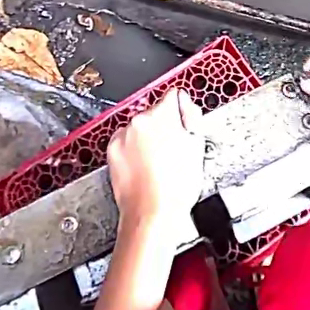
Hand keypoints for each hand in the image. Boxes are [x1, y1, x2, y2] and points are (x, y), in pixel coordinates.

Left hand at [107, 89, 205, 250]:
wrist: (152, 214)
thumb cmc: (175, 188)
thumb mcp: (197, 148)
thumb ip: (192, 118)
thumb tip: (185, 103)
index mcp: (162, 116)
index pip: (173, 95)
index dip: (182, 109)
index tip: (183, 120)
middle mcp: (139, 121)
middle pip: (155, 114)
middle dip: (164, 127)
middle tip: (173, 150)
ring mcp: (123, 135)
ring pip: (139, 129)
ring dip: (147, 138)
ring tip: (159, 163)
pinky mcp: (112, 150)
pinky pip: (126, 142)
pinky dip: (133, 150)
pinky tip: (145, 167)